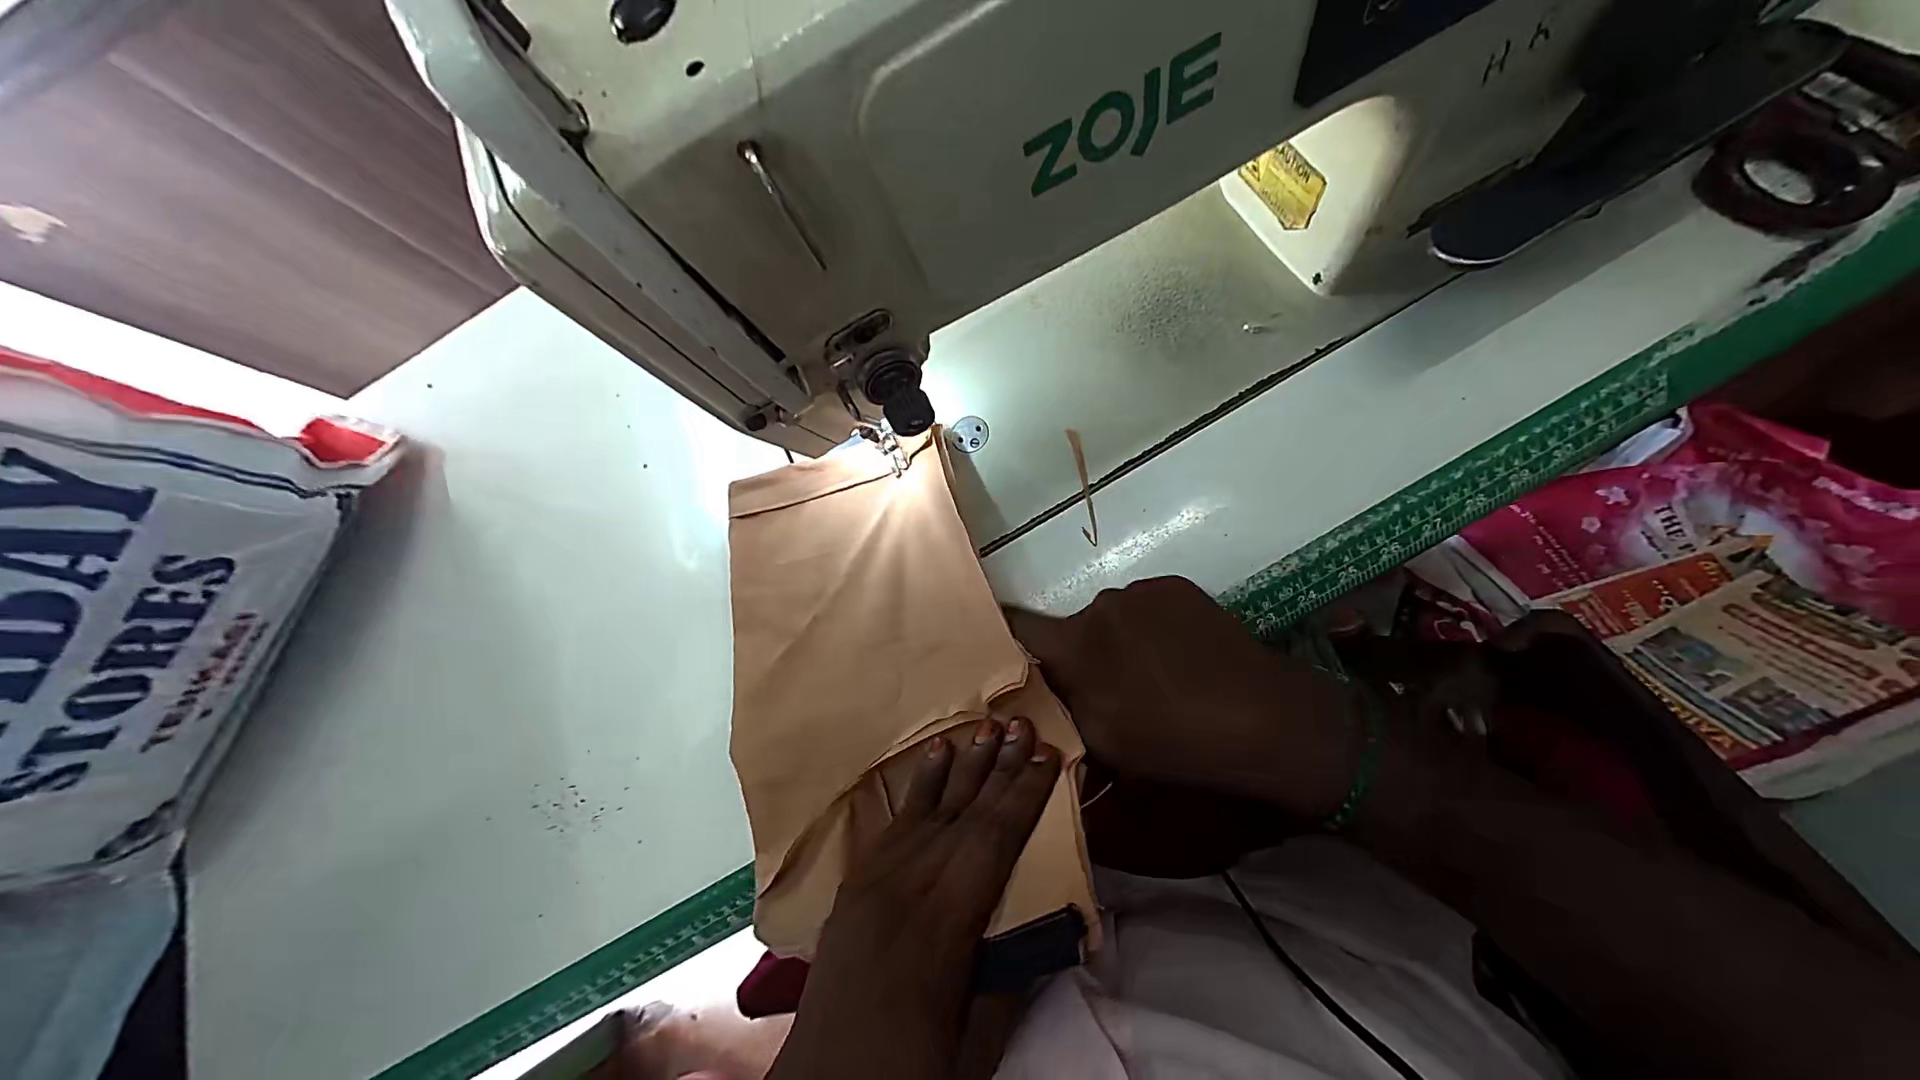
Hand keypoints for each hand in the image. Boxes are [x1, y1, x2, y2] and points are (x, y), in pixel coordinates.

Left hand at [768, 718, 1060, 1079]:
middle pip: (967, 812)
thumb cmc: (908, 1064)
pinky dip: (920, 785)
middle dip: (1000, 766)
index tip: (1048, 755)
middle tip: (1023, 723)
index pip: (995, 839)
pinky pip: (896, 820)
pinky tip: (935, 755)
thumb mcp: (977, 1031)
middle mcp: (911, 884)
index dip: (1025, 794)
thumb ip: (1011, 970)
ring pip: (933, 806)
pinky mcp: (859, 879)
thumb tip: (1048, 924)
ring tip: (988, 726)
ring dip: (964, 764)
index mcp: (946, 921)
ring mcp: (879, 876)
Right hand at [1006, 576, 1359, 818]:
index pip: (1017, 628)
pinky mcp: (1177, 587)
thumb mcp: (1103, 746)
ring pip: (1109, 619)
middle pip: (1070, 629)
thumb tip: (1038, 702)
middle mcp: (1100, 605)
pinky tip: (1180, 661)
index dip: (1007, 642)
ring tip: (1152, 680)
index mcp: (1075, 645)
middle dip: (1078, 658)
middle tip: (1104, 694)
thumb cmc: (1176, 744)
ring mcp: (1143, 591)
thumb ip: (1060, 716)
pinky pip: (1145, 607)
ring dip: (1117, 644)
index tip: (1012, 663)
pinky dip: (1150, 629)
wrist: (1269, 720)